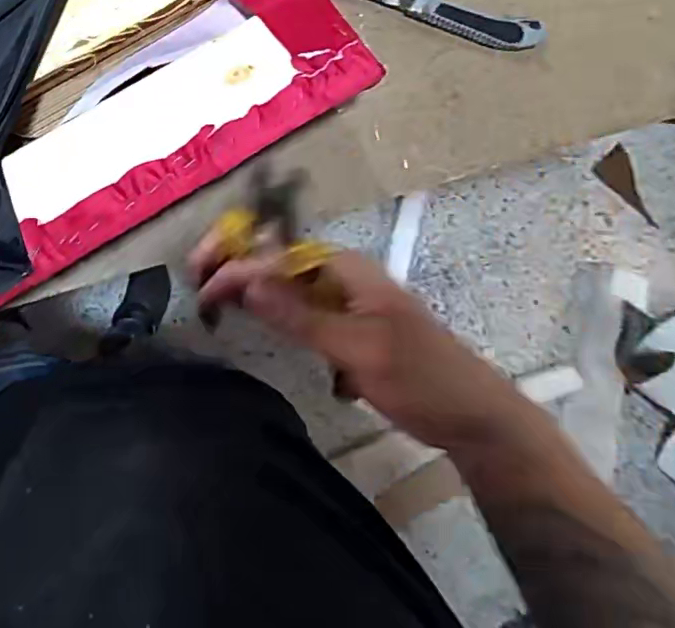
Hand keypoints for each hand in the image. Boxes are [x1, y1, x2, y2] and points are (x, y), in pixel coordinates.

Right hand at [188, 233, 538, 455]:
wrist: (477, 419)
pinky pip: (295, 302)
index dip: (237, 266)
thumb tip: (246, 283)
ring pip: (282, 278)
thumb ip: (301, 316)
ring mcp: (341, 296)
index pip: (278, 256)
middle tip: (196, 275)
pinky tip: (248, 312)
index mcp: (346, 269)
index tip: (204, 288)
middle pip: (276, 256)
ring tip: (211, 293)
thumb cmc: (423, 379)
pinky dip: (267, 303)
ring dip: (247, 281)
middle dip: (234, 260)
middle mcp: (339, 274)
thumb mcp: (360, 349)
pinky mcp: (342, 320)